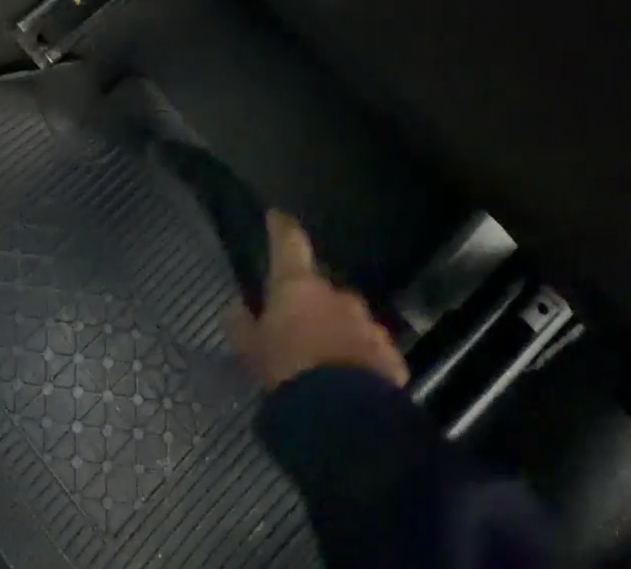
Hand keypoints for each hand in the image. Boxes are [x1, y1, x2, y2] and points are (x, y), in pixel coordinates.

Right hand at [227, 211, 407, 390]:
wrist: (343, 413)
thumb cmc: (286, 367)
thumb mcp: (249, 347)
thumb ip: (242, 323)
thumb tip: (239, 308)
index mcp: (297, 285)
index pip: (289, 243)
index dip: (281, 227)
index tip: (277, 216)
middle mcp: (337, 296)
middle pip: (320, 289)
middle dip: (310, 302)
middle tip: (295, 325)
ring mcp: (368, 325)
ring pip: (347, 319)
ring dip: (335, 330)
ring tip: (320, 358)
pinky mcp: (391, 355)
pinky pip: (368, 348)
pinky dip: (356, 356)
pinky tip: (344, 378)